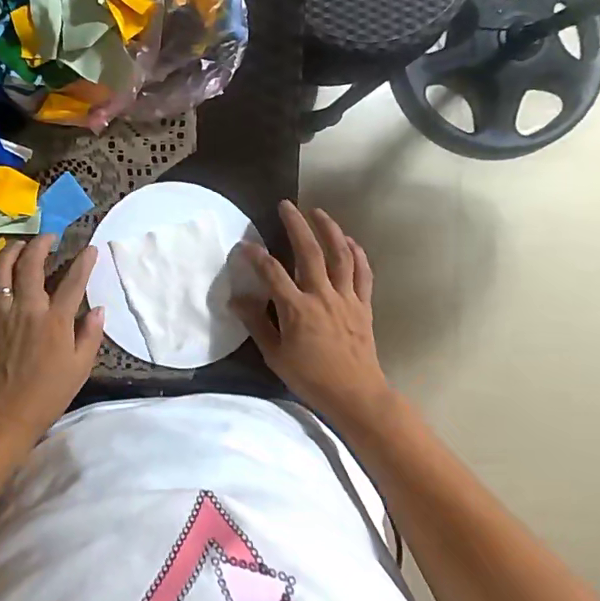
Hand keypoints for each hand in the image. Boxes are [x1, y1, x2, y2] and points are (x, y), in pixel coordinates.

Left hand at [0, 235, 104, 445]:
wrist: (7, 413)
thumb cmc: (49, 393)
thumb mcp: (80, 367)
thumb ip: (90, 334)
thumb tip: (98, 308)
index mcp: (55, 321)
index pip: (72, 281)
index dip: (83, 262)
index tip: (90, 249)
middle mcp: (26, 310)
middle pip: (30, 265)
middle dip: (40, 244)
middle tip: (49, 237)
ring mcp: (1, 315)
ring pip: (0, 272)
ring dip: (9, 252)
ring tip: (19, 245)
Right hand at [232, 201, 394, 426]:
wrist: (356, 394)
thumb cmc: (310, 376)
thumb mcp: (274, 354)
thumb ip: (256, 323)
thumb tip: (236, 299)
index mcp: (297, 309)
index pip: (271, 273)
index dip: (255, 256)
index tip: (243, 245)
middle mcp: (322, 296)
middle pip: (309, 252)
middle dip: (296, 226)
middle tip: (286, 206)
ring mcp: (346, 299)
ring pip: (340, 256)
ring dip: (330, 230)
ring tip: (318, 212)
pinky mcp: (363, 305)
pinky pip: (362, 273)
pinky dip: (357, 253)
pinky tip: (350, 241)